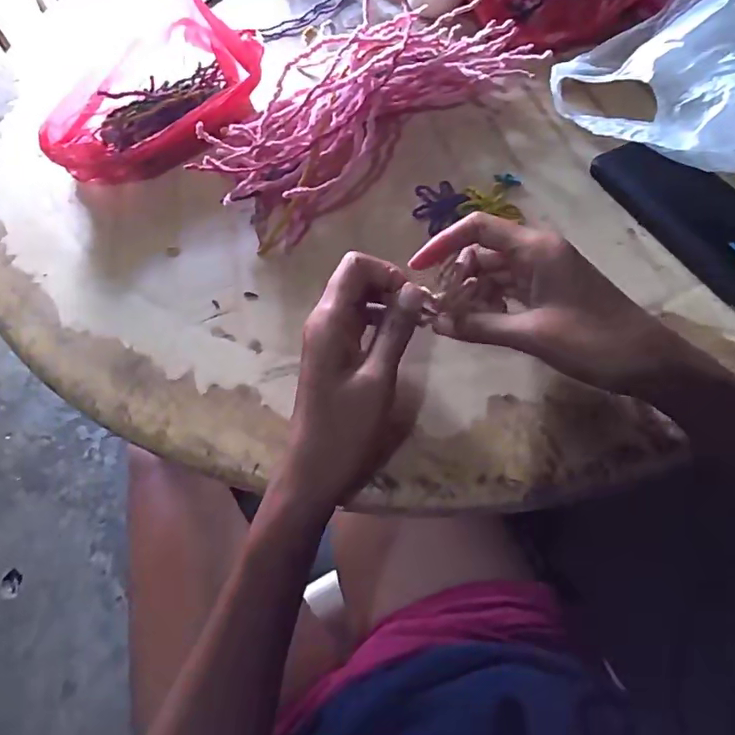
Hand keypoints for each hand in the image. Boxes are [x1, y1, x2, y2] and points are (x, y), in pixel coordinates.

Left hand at [276, 252, 426, 510]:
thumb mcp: (378, 377)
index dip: (387, 271)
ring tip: (417, 323)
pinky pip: (356, 319)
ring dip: (387, 302)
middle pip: (356, 277)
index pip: (355, 265)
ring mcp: (325, 335)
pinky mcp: (331, 350)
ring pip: (358, 297)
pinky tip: (399, 338)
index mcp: (329, 319)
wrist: (312, 470)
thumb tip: (414, 289)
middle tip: (422, 311)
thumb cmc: (346, 428)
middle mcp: (323, 319)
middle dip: (390, 284)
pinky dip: (379, 319)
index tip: (414, 297)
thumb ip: (396, 330)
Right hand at [409, 212, 706, 399]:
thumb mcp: (532, 334)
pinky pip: (510, 286)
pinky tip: (479, 324)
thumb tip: (435, 323)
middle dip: (456, 275)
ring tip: (454, 321)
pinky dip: (491, 301)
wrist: (648, 361)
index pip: (477, 228)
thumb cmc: (592, 341)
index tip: (416, 268)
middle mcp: (537, 250)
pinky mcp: (550, 289)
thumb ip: (481, 326)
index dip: (442, 243)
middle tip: (437, 309)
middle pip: (482, 250)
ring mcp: (545, 270)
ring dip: (472, 292)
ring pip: (494, 270)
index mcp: (535, 247)